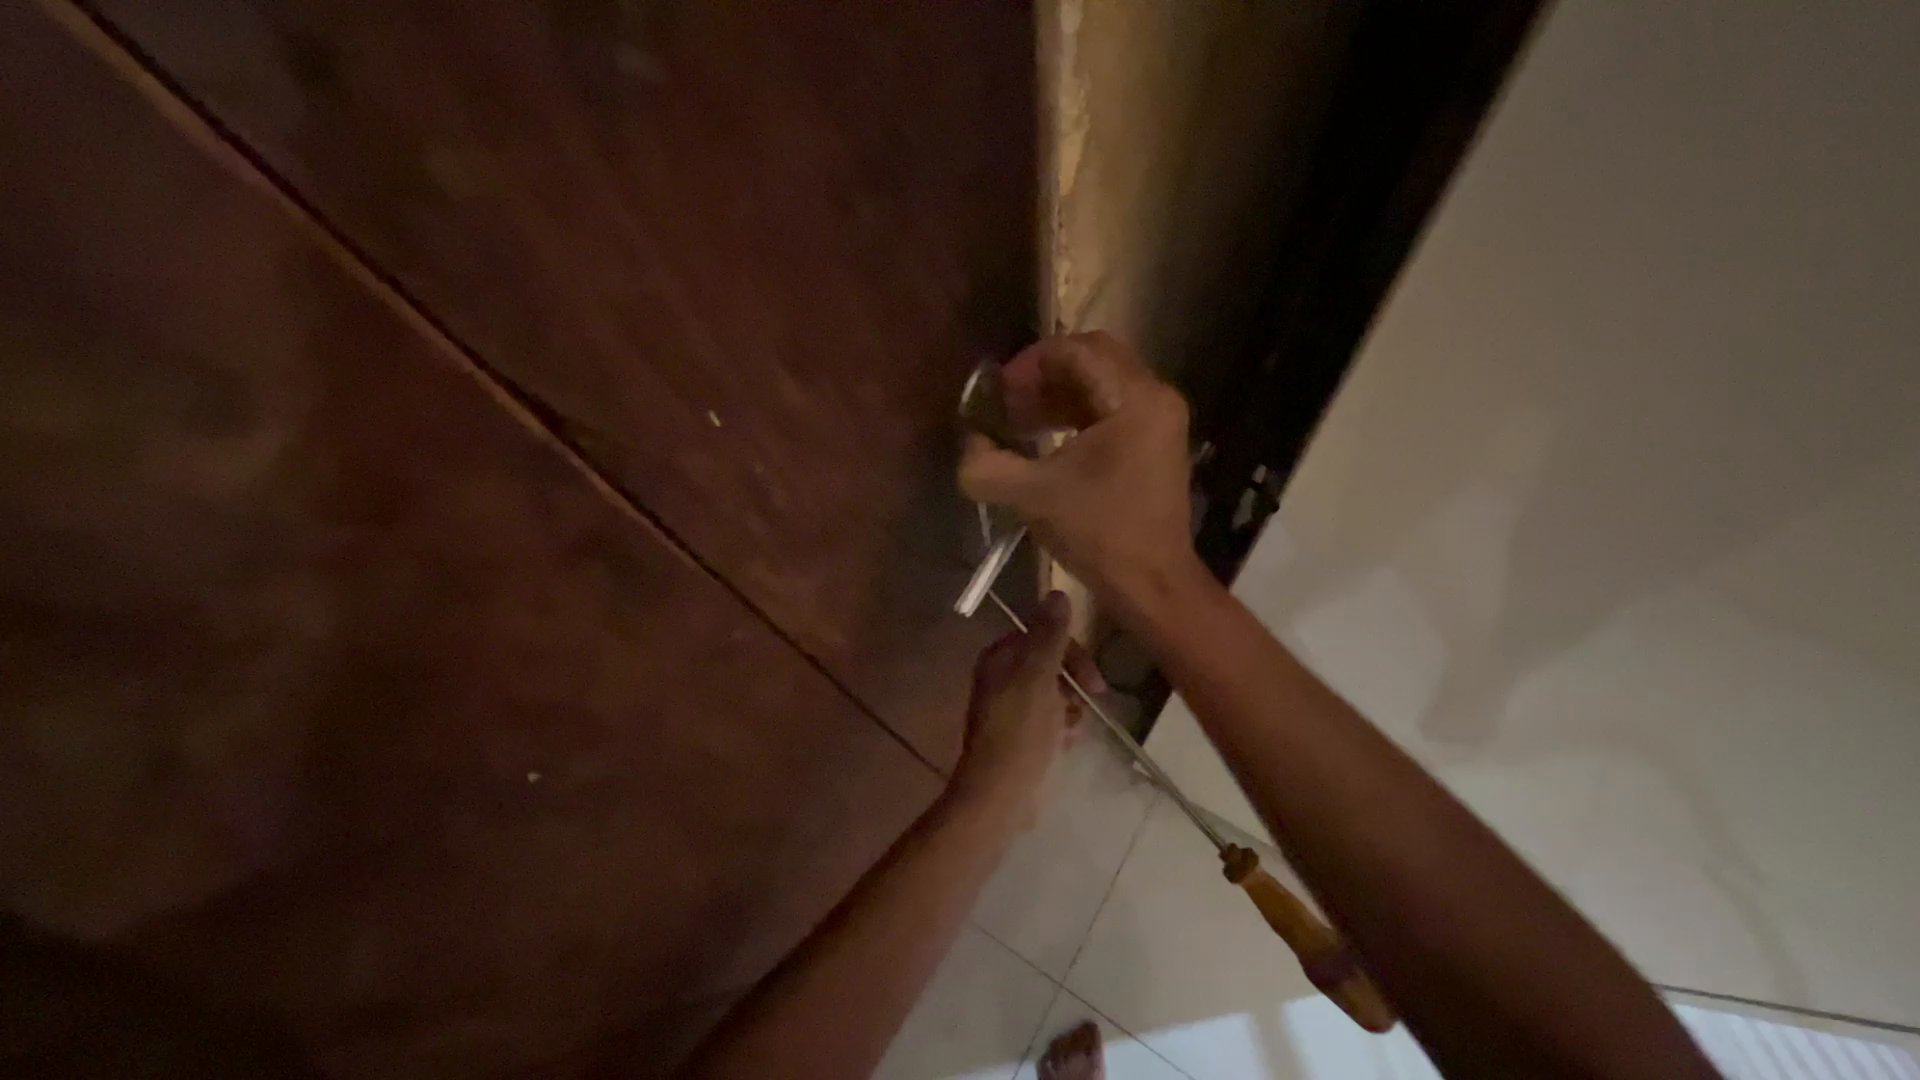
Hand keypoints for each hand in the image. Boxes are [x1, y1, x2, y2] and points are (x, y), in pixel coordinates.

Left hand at [948, 592, 1103, 825]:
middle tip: (1094, 699)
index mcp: (999, 658)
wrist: (1000, 793)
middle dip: (1073, 681)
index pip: (1042, 636)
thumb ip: (1050, 635)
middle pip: (1048, 663)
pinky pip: (1046, 718)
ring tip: (1073, 728)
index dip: (1071, 651)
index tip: (1093, 678)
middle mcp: (999, 677)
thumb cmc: (1021, 732)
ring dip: (1070, 706)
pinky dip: (1061, 726)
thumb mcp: (1039, 677)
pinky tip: (1067, 742)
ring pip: (1051, 692)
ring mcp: (1006, 707)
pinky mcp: (1016, 735)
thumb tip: (1056, 592)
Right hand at [958, 332, 1198, 611]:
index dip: (1029, 364)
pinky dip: (1074, 416)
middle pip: (1092, 360)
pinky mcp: (1153, 445)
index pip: (1077, 350)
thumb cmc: (1099, 533)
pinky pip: (1109, 410)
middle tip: (1006, 403)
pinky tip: (1043, 441)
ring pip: (1100, 385)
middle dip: (1042, 377)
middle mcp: (1155, 398)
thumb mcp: (1033, 496)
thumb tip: (968, 445)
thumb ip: (987, 465)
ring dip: (1056, 396)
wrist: (1152, 583)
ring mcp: (1158, 422)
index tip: (998, 393)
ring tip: (1017, 423)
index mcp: (1135, 399)